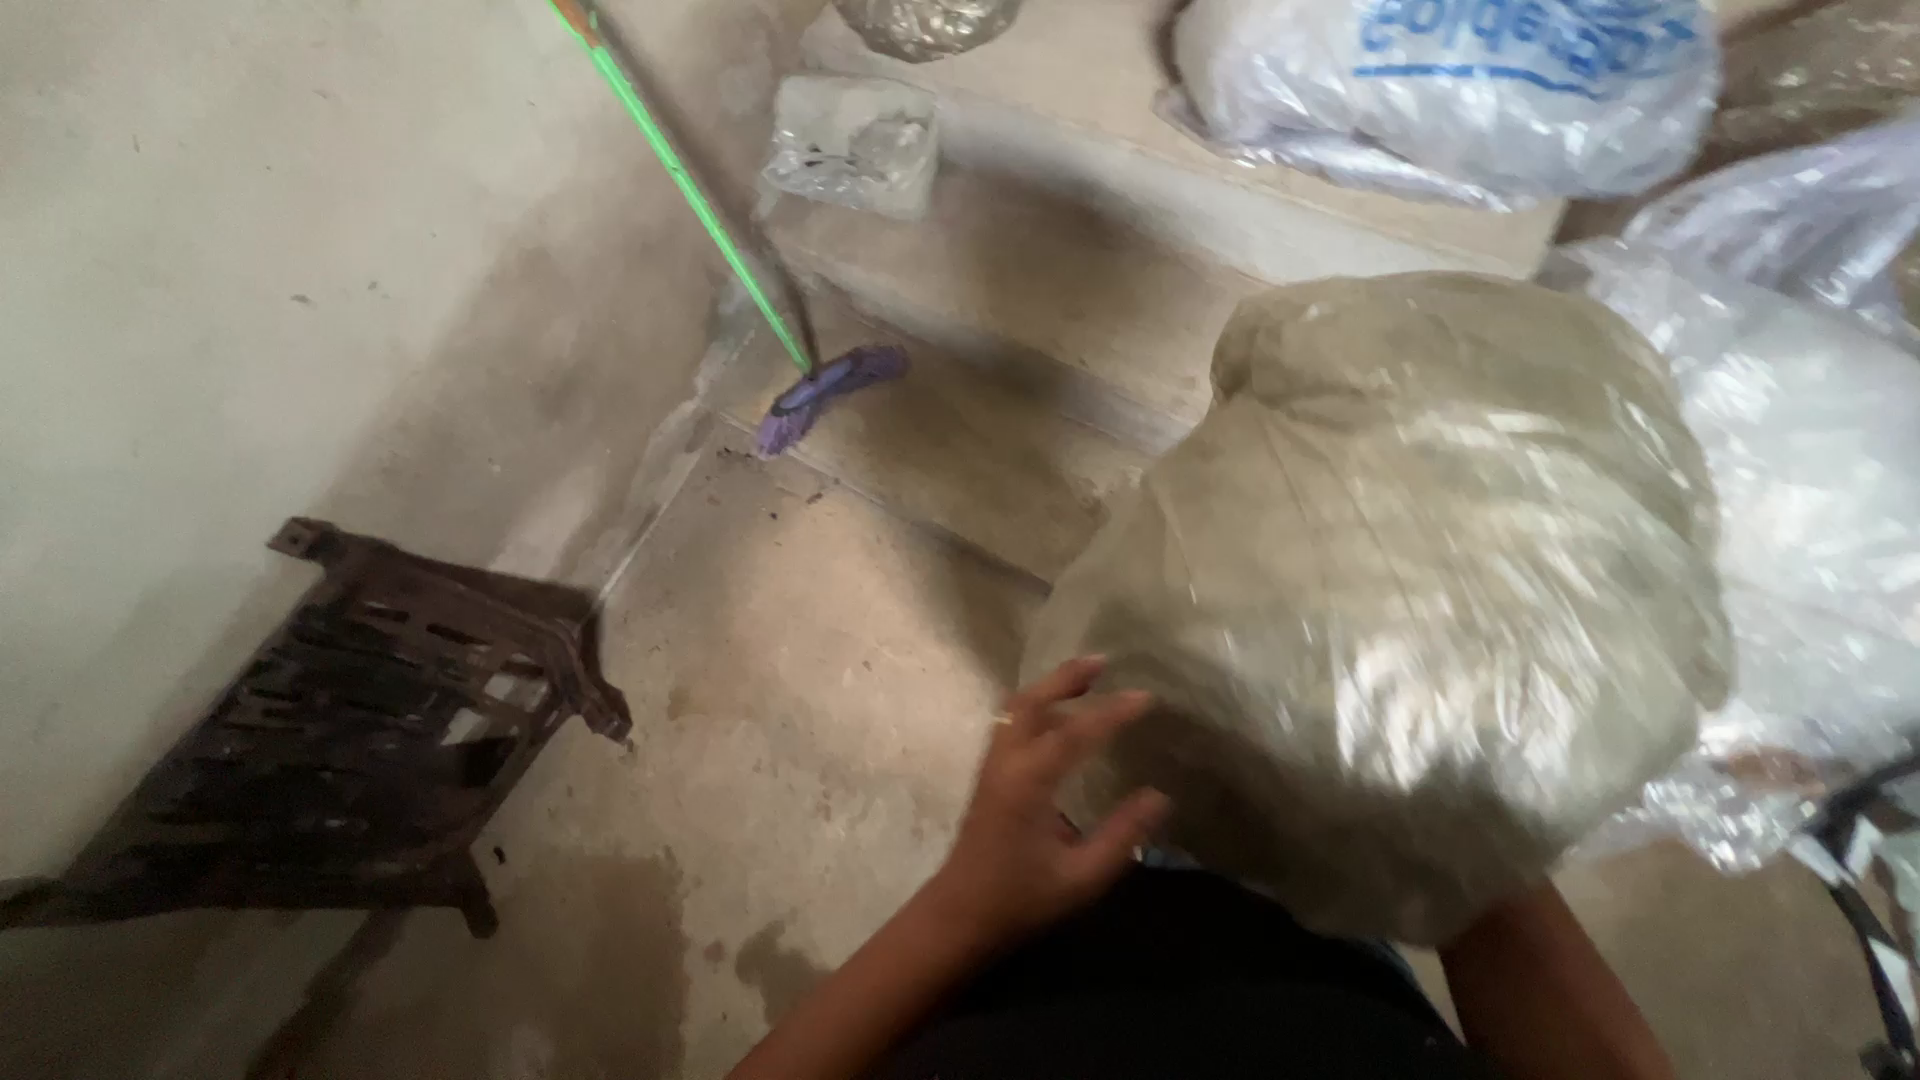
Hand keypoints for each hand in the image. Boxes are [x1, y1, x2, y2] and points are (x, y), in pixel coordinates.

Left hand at [921, 656, 1171, 946]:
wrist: (960, 913)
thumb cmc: (1021, 898)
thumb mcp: (1082, 877)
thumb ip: (1122, 835)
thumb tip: (1159, 796)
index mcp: (1029, 781)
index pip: (1075, 732)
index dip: (1112, 712)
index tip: (1146, 697)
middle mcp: (1006, 761)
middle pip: (1031, 700)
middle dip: (1066, 676)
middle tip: (1103, 661)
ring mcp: (992, 764)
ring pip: (1016, 708)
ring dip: (1049, 687)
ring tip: (1086, 679)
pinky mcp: (989, 774)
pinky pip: (1011, 723)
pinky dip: (1037, 706)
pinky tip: (1060, 716)